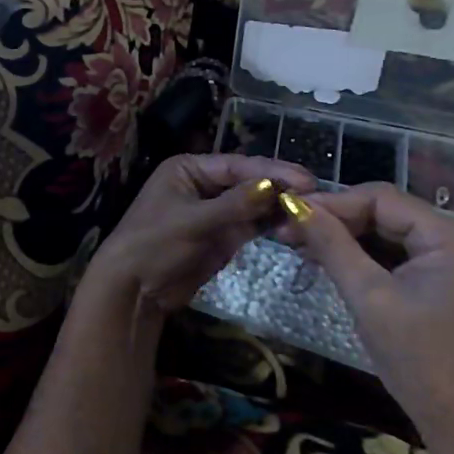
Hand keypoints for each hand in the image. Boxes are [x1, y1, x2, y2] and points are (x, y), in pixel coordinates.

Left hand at [82, 154, 314, 312]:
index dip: (272, 171)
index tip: (308, 180)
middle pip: (249, 182)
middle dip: (280, 188)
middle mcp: (202, 185)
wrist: (134, 288)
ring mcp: (214, 211)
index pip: (237, 165)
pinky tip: (295, 225)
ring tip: (315, 211)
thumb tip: (273, 187)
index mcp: (187, 169)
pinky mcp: (222, 236)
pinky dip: (271, 225)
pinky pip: (252, 225)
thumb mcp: (192, 221)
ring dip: (279, 207)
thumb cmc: (153, 244)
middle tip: (319, 196)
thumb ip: (234, 205)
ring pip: (254, 204)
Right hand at [278, 183, 453, 453]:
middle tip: (290, 234)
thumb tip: (295, 206)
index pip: (384, 200)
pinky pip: (413, 261)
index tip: (288, 215)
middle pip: (393, 216)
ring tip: (306, 250)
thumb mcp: (368, 298)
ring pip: (400, 239)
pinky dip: (376, 261)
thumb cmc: (421, 362)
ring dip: (353, 241)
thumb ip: (332, 245)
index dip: (332, 203)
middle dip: (340, 222)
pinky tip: (341, 267)